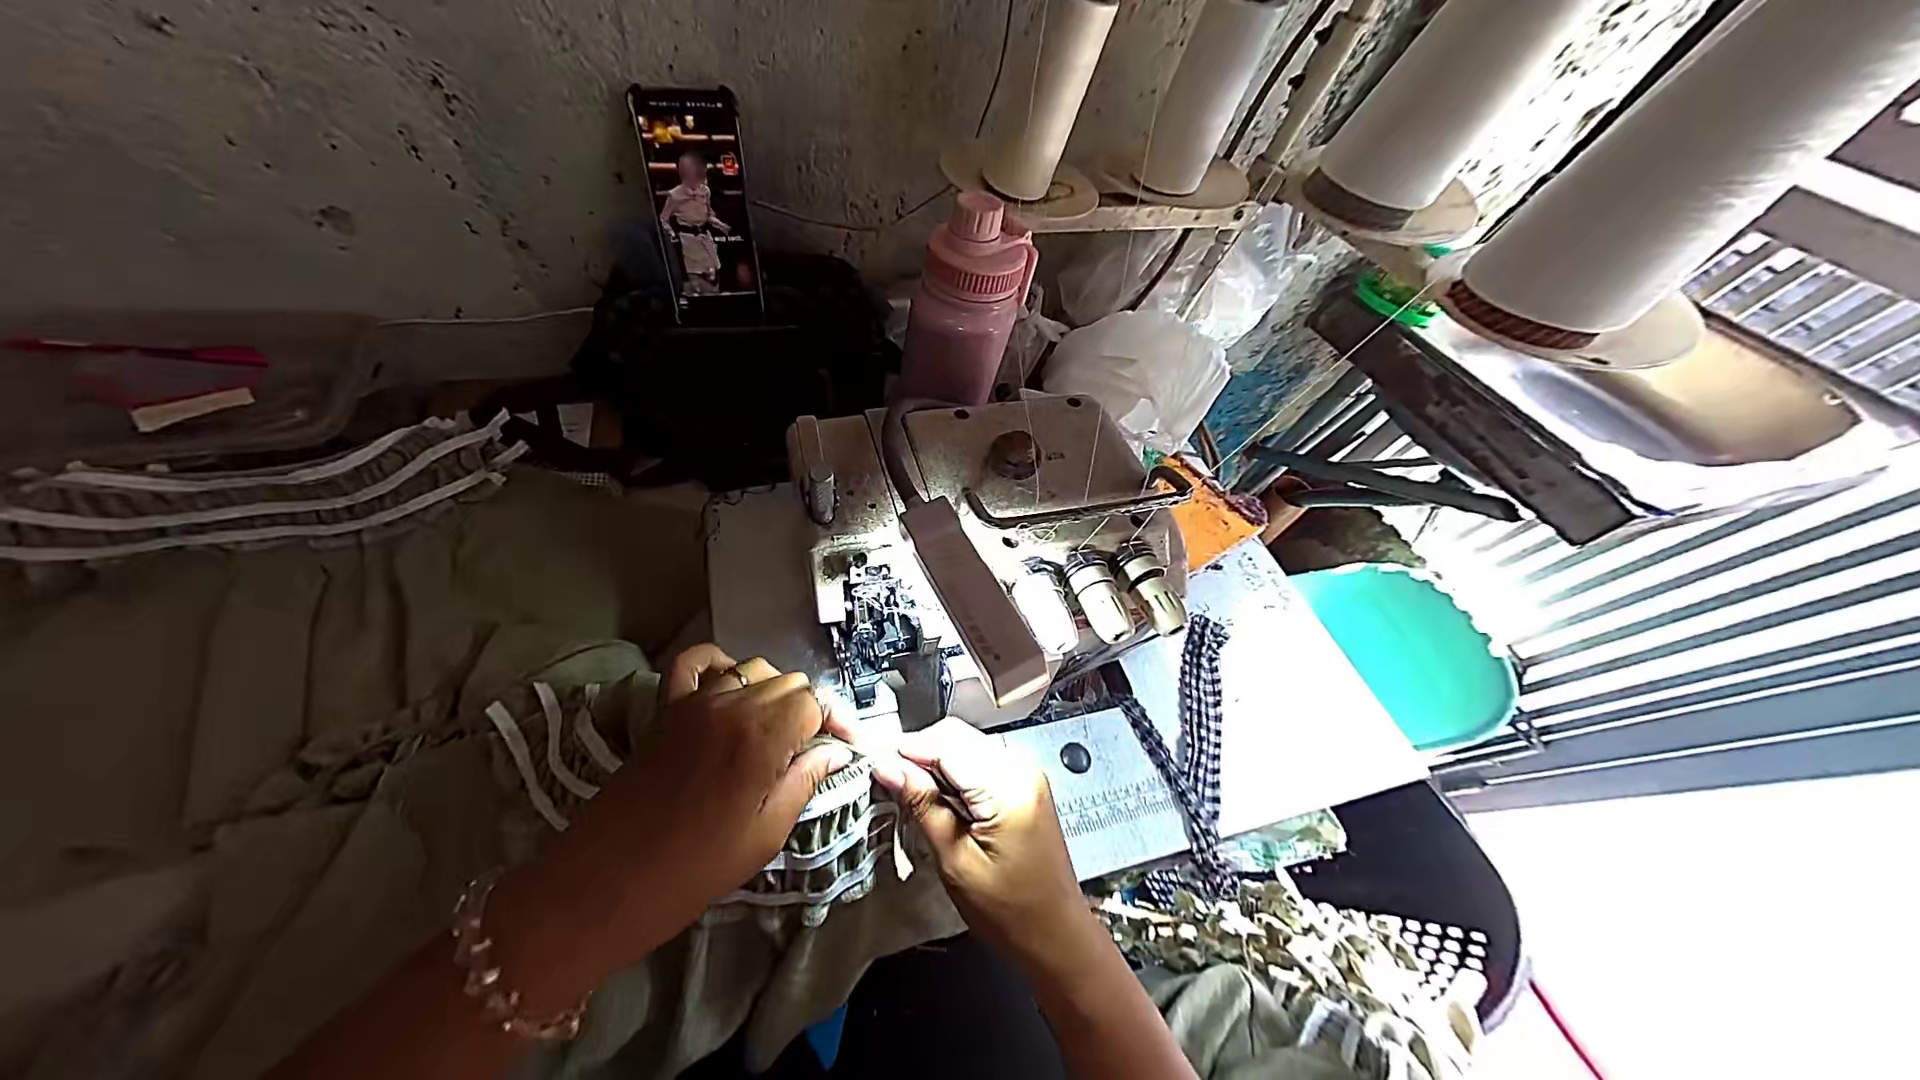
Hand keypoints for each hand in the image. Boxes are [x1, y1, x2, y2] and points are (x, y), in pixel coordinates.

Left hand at [558, 645, 848, 939]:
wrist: (605, 884)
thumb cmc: (694, 869)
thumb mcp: (766, 834)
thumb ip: (805, 781)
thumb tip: (834, 753)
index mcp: (762, 736)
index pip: (816, 703)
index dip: (835, 723)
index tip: (842, 747)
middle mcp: (732, 705)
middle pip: (789, 682)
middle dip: (807, 710)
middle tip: (808, 749)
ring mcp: (695, 702)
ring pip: (753, 668)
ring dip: (771, 692)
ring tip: (772, 729)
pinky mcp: (666, 708)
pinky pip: (694, 662)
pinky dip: (718, 664)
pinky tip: (728, 687)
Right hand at [869, 718, 1095, 975]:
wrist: (1056, 935)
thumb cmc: (1010, 911)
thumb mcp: (956, 861)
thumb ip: (923, 806)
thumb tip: (890, 768)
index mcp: (1008, 788)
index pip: (947, 745)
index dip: (907, 749)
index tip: (877, 761)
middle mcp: (1021, 770)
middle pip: (958, 735)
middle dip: (920, 750)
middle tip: (890, 777)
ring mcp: (1026, 773)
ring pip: (968, 742)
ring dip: (937, 758)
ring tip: (912, 791)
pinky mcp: (1025, 782)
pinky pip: (982, 757)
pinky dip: (956, 768)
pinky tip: (941, 796)